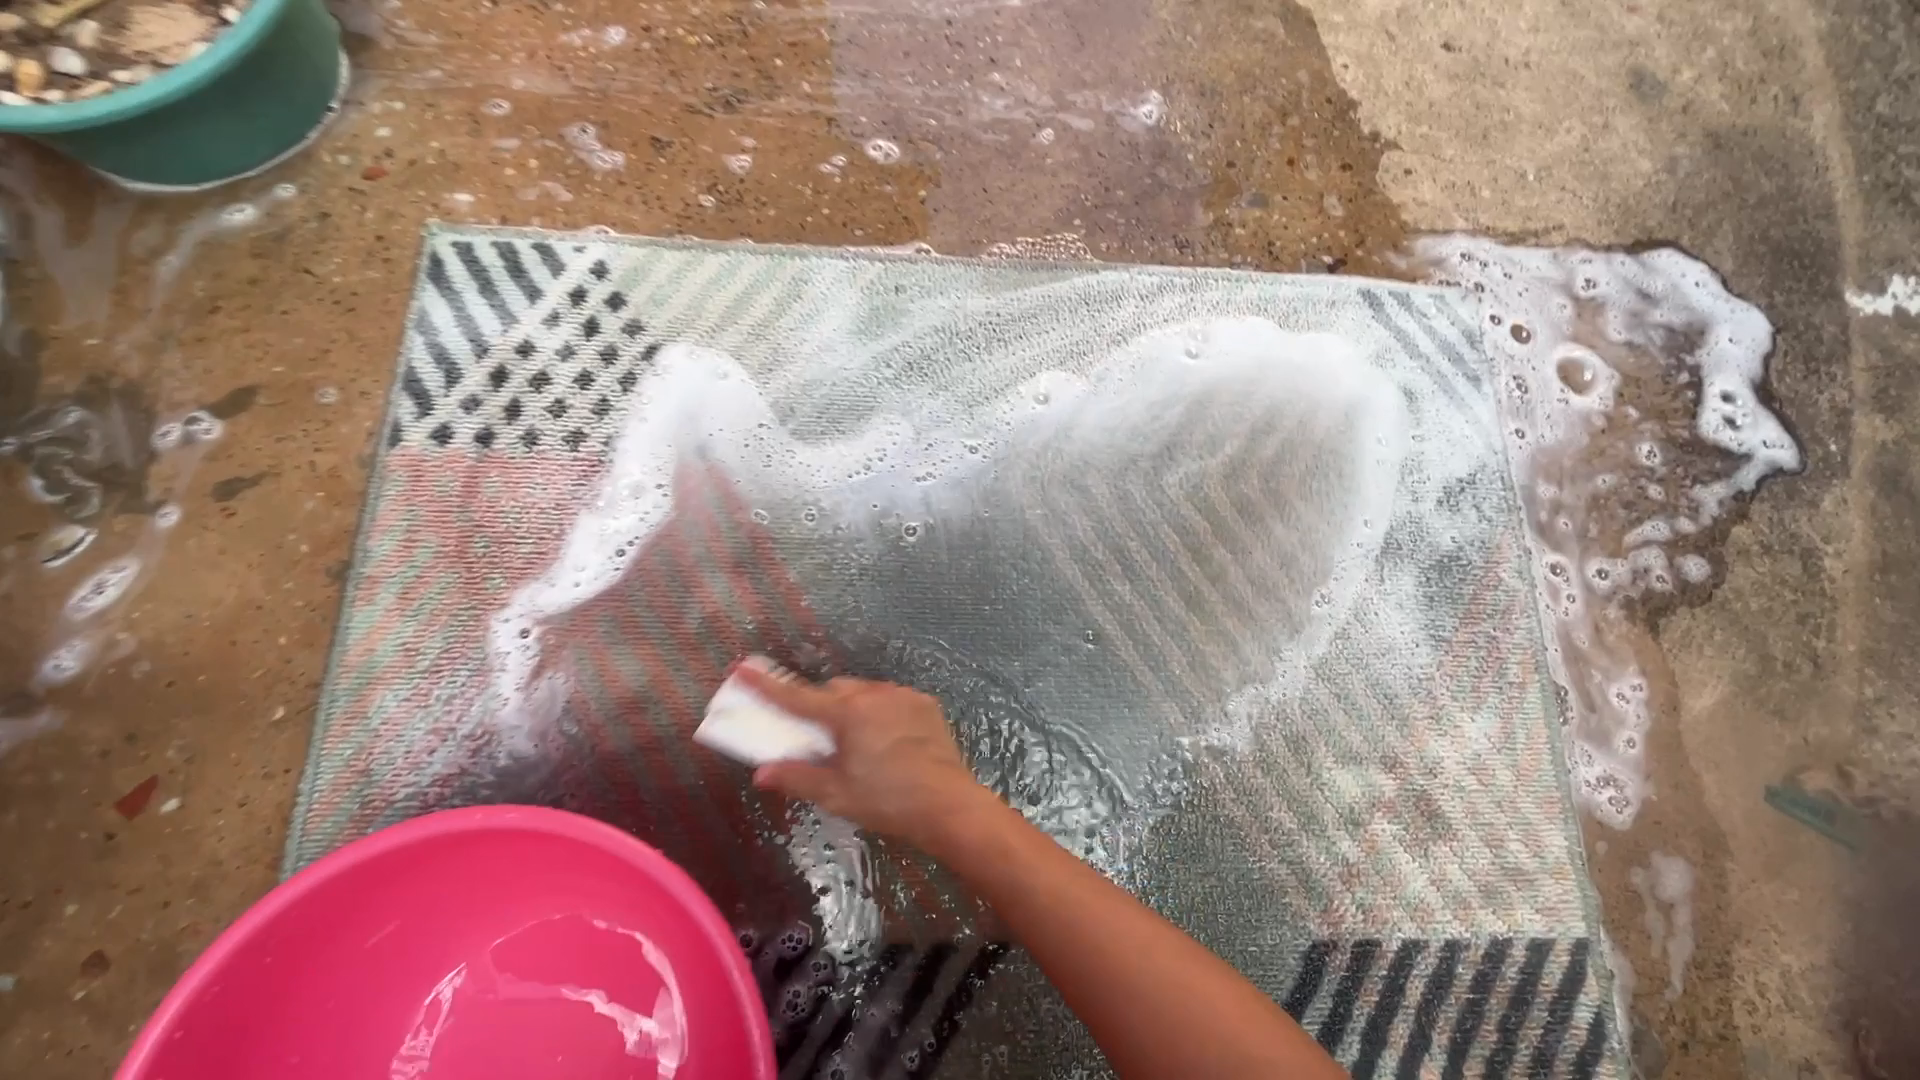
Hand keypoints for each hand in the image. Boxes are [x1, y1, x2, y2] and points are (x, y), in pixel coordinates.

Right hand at [732, 659, 994, 849]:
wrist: (947, 804)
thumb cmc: (886, 801)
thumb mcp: (836, 794)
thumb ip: (797, 778)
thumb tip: (762, 773)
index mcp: (846, 714)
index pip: (796, 697)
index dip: (766, 685)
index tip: (742, 667)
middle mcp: (873, 695)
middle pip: (833, 691)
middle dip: (819, 705)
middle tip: (817, 734)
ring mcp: (902, 696)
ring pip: (864, 692)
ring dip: (852, 706)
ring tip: (855, 740)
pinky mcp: (925, 704)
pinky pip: (891, 699)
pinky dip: (880, 711)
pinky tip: (886, 738)